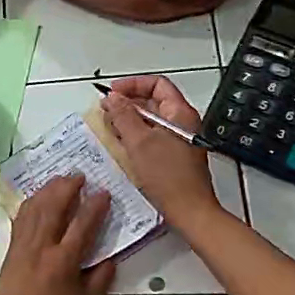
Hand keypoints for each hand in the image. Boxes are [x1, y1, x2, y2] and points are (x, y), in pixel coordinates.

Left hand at [0, 174, 114, 294]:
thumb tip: (110, 257)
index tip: (102, 192)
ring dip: (47, 192)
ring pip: (34, 211)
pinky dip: (29, 206)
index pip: (82, 226)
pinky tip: (36, 197)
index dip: (93, 207)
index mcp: (64, 262)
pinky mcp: (10, 250)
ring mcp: (23, 248)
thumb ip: (101, 277)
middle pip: (53, 209)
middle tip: (78, 176)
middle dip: (67, 189)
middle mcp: (41, 249)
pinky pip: (20, 221)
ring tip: (59, 180)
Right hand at [99, 75, 219, 225]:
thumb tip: (112, 97)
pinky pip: (150, 137)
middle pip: (152, 101)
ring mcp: (177, 139)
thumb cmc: (167, 175)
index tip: (111, 93)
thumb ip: (123, 115)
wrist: (188, 209)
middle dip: (126, 103)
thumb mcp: (139, 141)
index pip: (157, 84)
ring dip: (127, 121)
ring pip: (149, 120)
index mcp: (180, 113)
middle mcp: (181, 123)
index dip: (132, 84)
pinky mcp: (172, 155)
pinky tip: (120, 145)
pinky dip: (133, 136)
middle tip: (105, 112)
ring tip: (109, 129)